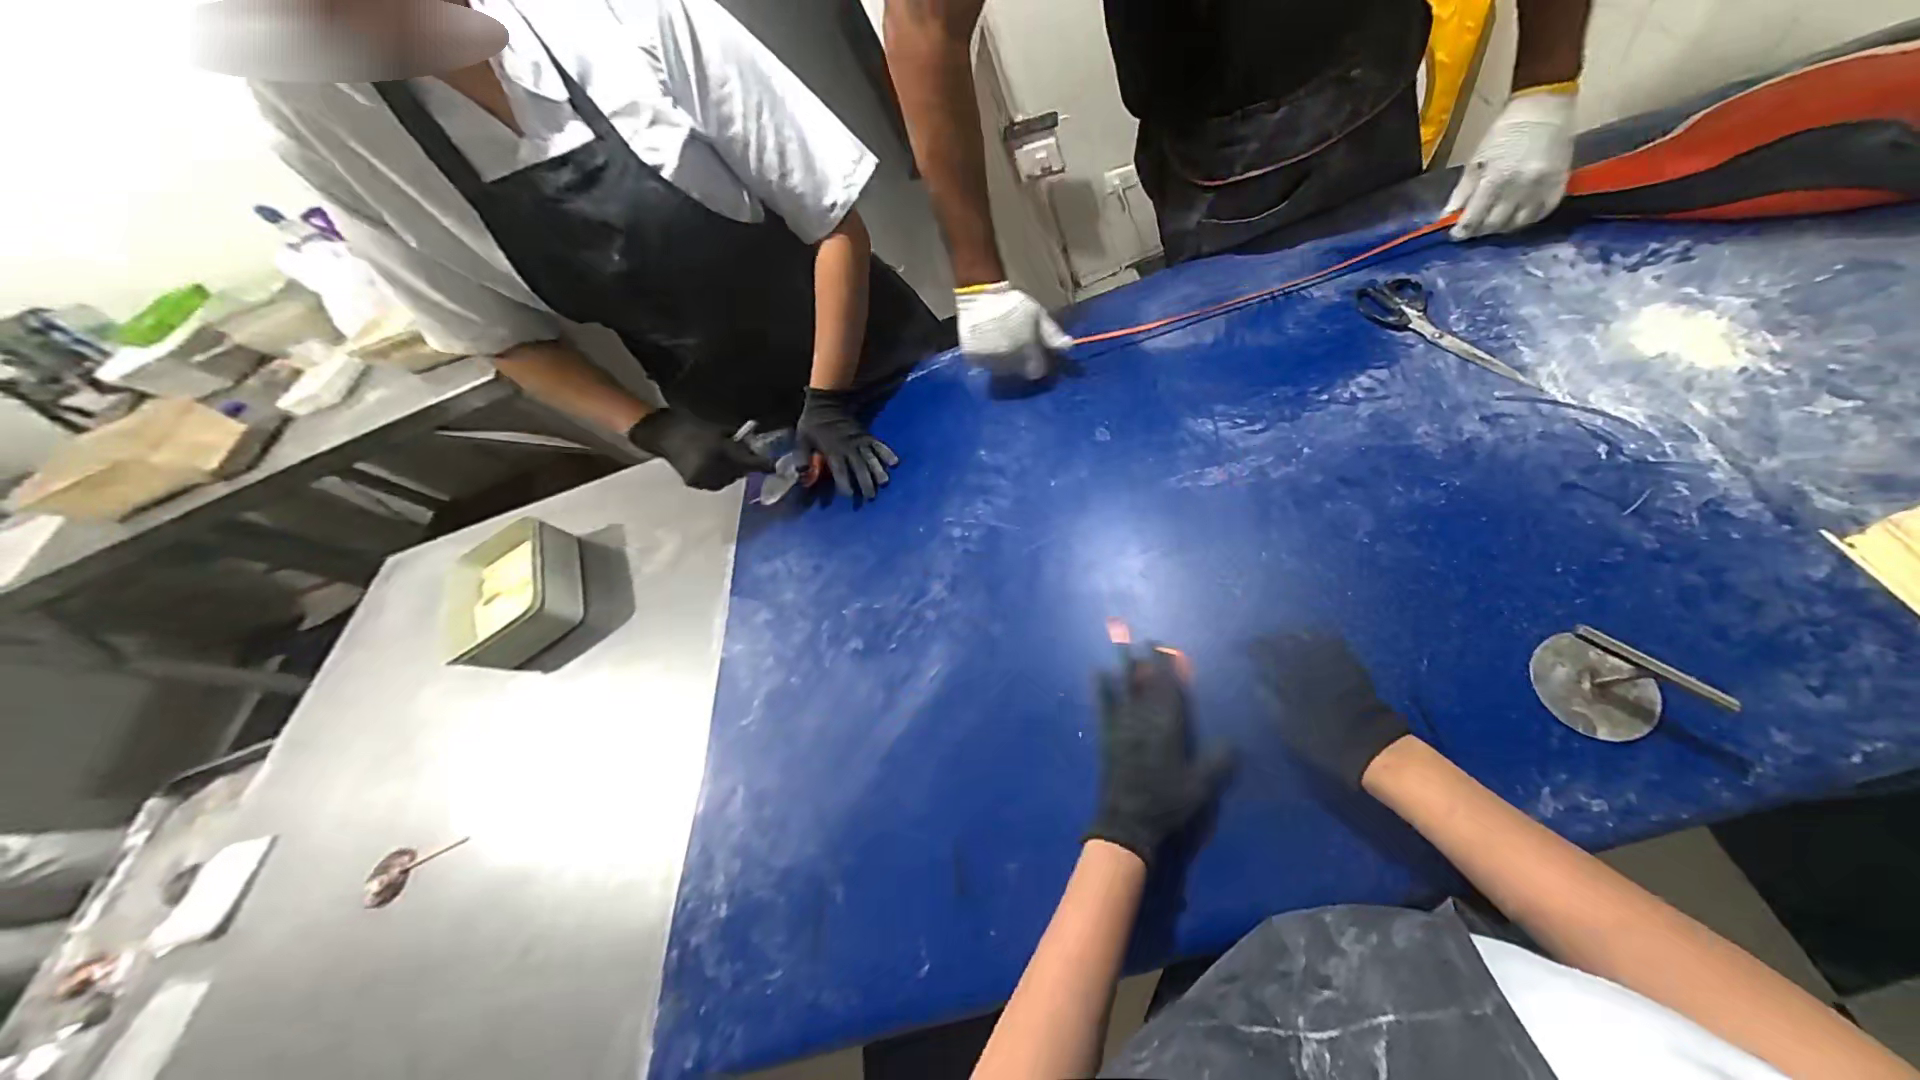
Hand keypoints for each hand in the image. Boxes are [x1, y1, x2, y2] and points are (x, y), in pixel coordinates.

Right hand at [626, 410, 770, 490]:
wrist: (659, 432)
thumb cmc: (689, 422)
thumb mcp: (718, 426)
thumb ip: (738, 438)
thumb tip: (755, 447)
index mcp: (720, 451)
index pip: (749, 462)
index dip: (764, 465)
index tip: (775, 467)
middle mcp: (714, 469)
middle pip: (741, 472)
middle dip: (746, 465)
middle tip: (746, 454)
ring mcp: (703, 478)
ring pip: (729, 479)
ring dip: (734, 471)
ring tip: (728, 459)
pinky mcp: (694, 483)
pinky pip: (716, 482)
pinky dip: (721, 475)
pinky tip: (716, 465)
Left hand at [795, 387, 898, 499]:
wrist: (827, 401)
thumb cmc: (813, 423)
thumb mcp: (801, 439)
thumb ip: (802, 457)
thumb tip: (801, 475)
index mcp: (832, 450)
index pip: (840, 470)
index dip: (845, 483)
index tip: (849, 494)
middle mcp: (848, 448)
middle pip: (859, 467)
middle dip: (865, 482)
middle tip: (871, 496)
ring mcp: (860, 441)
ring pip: (871, 458)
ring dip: (878, 471)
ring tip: (884, 483)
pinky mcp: (867, 435)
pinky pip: (879, 445)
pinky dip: (887, 453)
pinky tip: (894, 463)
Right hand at [954, 282, 1073, 379]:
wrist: (979, 298)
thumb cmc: (1012, 305)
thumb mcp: (1037, 314)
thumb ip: (1052, 333)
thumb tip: (1069, 347)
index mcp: (1028, 356)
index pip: (1038, 372)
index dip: (1039, 362)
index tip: (1036, 351)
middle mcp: (1010, 366)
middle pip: (1020, 373)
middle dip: (1022, 362)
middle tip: (1018, 342)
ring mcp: (991, 364)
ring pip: (1002, 371)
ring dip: (1004, 361)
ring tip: (1003, 341)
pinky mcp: (975, 360)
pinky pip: (985, 365)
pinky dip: (988, 357)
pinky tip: (990, 342)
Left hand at [1086, 646, 1232, 863]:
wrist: (1128, 822)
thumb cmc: (1167, 804)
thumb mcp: (1201, 787)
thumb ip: (1219, 763)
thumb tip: (1235, 743)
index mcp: (1169, 729)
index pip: (1170, 691)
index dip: (1168, 668)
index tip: (1166, 649)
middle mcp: (1145, 721)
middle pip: (1146, 684)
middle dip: (1147, 661)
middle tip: (1146, 640)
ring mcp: (1123, 727)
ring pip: (1125, 689)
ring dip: (1125, 667)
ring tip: (1123, 645)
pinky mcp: (1107, 737)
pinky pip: (1104, 706)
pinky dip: (1102, 689)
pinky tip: (1098, 673)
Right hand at [1250, 633, 1408, 788]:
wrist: (1368, 743)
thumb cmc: (1322, 738)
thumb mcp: (1287, 726)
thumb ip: (1269, 700)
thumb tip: (1257, 681)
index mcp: (1290, 676)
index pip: (1264, 652)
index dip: (1251, 646)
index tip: (1241, 647)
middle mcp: (1309, 661)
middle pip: (1284, 639)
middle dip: (1270, 638)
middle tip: (1260, 642)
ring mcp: (1332, 659)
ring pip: (1308, 636)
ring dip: (1292, 635)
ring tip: (1284, 638)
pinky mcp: (1350, 662)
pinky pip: (1332, 641)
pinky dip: (1319, 636)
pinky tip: (1313, 638)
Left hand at [1445, 86, 1576, 239]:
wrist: (1543, 110)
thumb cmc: (1502, 135)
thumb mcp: (1475, 163)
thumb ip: (1461, 192)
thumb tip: (1447, 217)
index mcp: (1495, 180)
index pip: (1473, 218)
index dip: (1461, 231)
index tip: (1456, 234)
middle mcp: (1520, 186)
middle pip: (1495, 224)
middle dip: (1480, 230)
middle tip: (1474, 227)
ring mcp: (1542, 186)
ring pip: (1518, 223)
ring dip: (1503, 227)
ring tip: (1494, 221)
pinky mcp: (1560, 182)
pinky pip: (1543, 212)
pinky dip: (1528, 218)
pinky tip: (1517, 215)